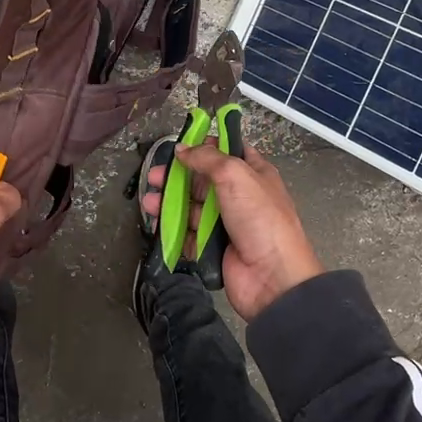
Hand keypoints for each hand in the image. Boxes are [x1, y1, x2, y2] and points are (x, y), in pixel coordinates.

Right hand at [147, 141, 323, 319]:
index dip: (207, 145)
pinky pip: (188, 234)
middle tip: (155, 175)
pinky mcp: (213, 247)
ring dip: (170, 202)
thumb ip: (207, 158)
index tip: (183, 143)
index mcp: (254, 174)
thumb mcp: (236, 175)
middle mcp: (240, 196)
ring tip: (149, 200)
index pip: (229, 151)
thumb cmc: (262, 220)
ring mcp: (226, 223)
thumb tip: (183, 149)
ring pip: (192, 207)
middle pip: (203, 180)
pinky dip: (172, 227)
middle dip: (179, 176)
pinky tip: (157, 222)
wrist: (272, 278)